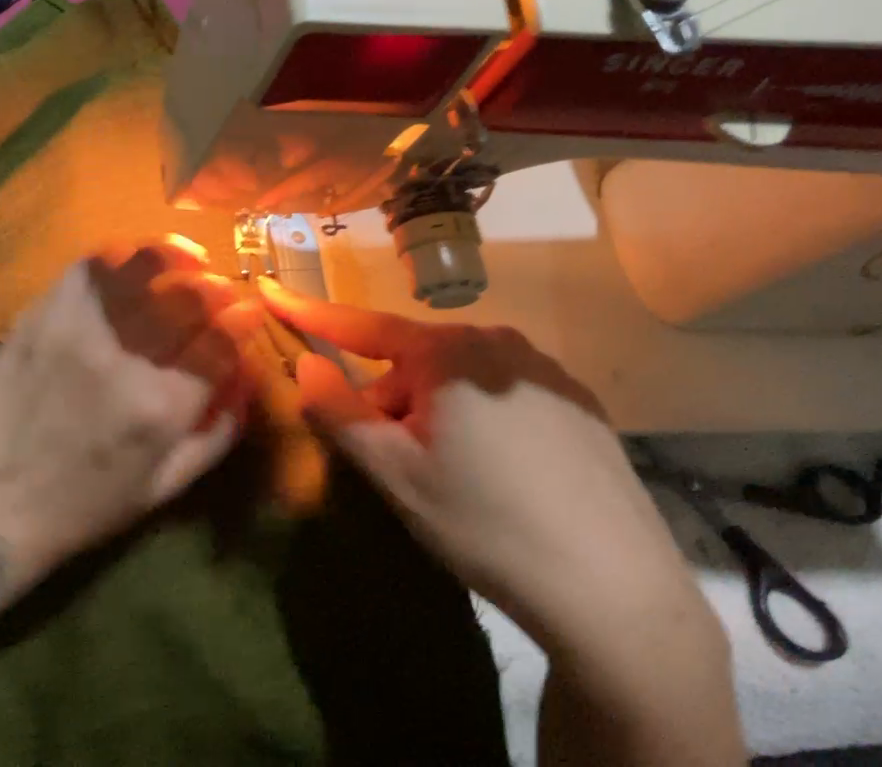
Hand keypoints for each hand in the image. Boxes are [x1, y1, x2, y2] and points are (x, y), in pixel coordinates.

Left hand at [0, 237, 261, 574]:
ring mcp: (77, 329)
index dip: (244, 320)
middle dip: (216, 287)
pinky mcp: (40, 314)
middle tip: (219, 290)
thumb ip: (217, 433)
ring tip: (186, 261)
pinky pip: (88, 266)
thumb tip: (244, 376)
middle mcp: (125, 358)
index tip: (248, 312)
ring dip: (174, 257)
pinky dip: (119, 256)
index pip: (223, 339)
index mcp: (163, 406)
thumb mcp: (164, 489)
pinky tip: (132, 265)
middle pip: (189, 296)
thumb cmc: (82, 507)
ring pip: (141, 268)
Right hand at [258, 281, 702, 645]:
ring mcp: (547, 373)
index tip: (267, 289)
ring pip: (455, 381)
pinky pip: (500, 397)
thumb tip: (306, 363)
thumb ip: (335, 409)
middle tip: (393, 466)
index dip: (307, 311)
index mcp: (447, 353)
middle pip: (411, 362)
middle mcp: (499, 345)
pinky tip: (497, 477)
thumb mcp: (390, 471)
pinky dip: (477, 422)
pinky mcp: (580, 407)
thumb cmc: (483, 522)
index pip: (359, 325)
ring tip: (448, 478)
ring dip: (432, 414)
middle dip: (387, 401)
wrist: (614, 592)